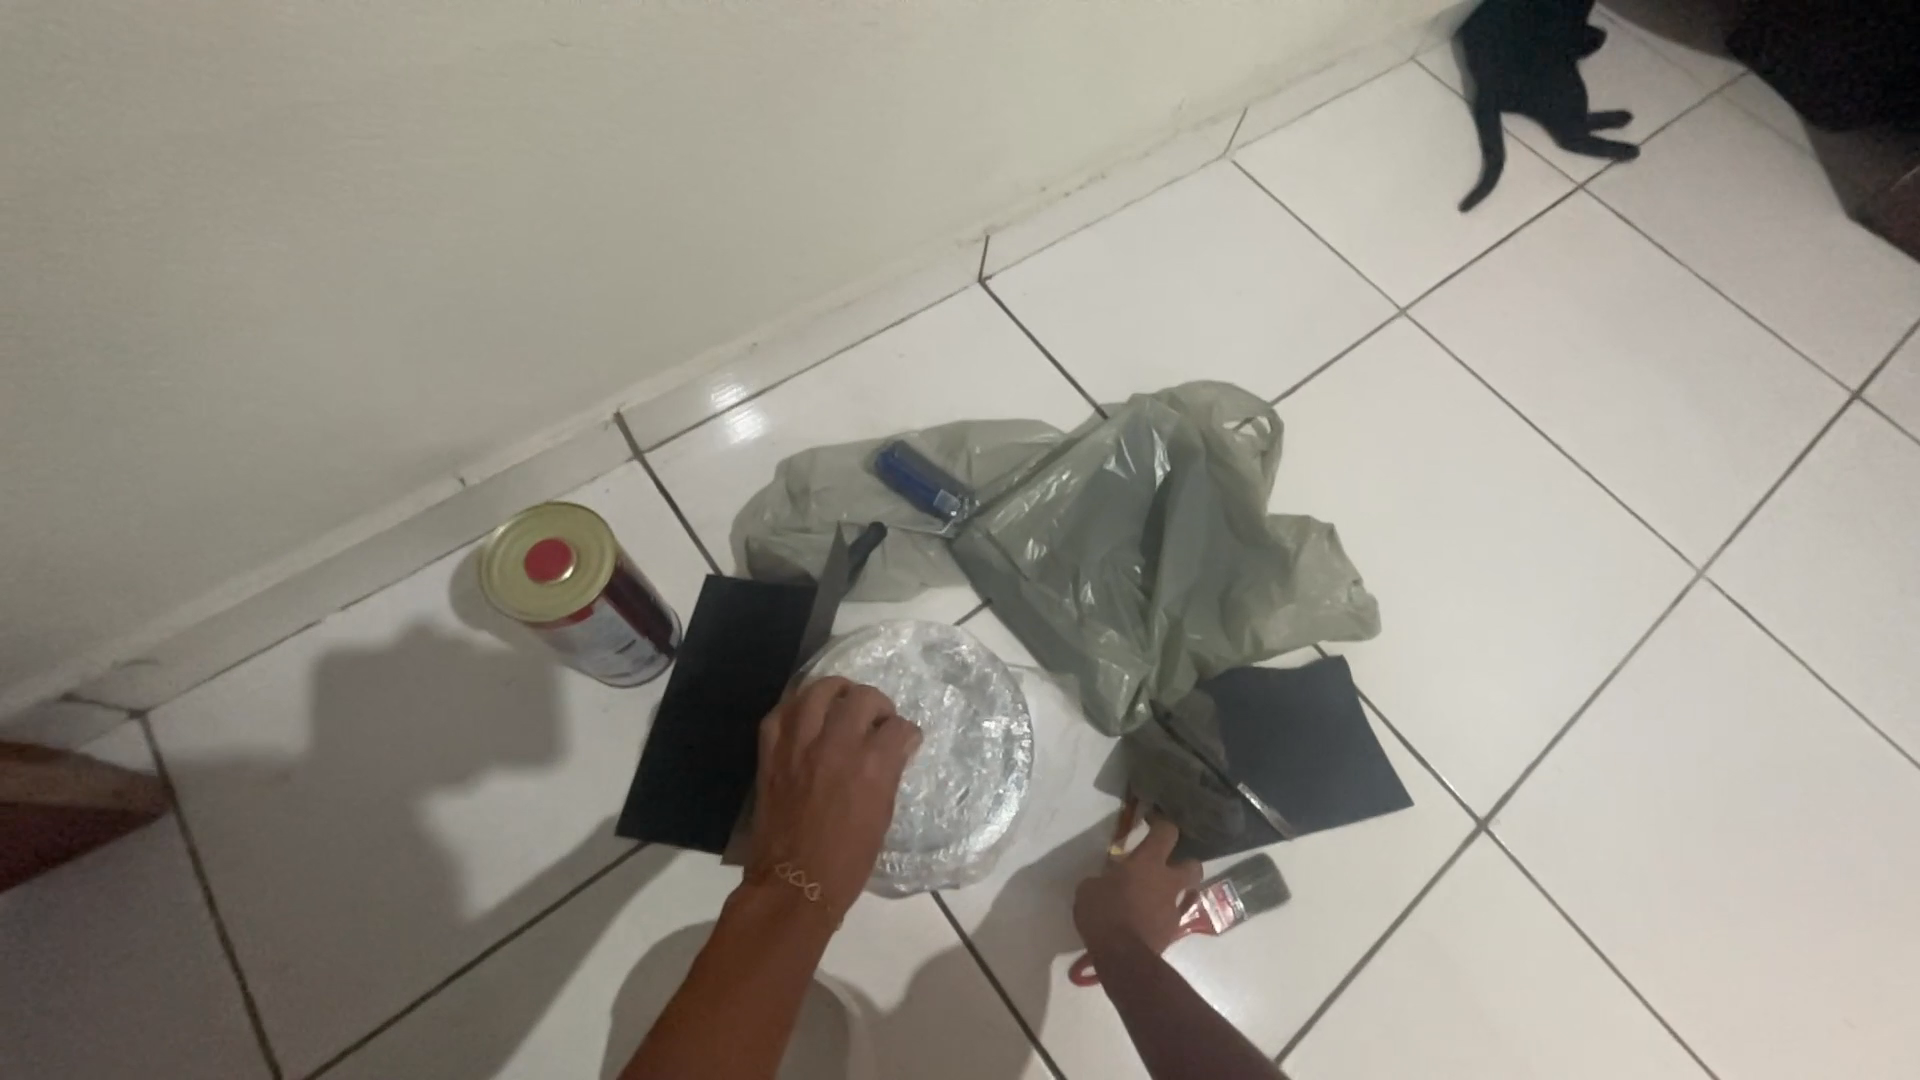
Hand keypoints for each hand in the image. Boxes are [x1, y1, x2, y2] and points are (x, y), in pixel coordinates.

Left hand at [745, 676, 922, 918]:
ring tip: (842, 700)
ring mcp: (799, 745)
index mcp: (872, 765)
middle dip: (877, 703)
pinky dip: (796, 708)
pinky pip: (782, 712)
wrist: (793, 884)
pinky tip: (806, 717)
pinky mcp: (772, 753)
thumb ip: (889, 772)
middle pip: (862, 697)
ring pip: (819, 691)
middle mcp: (836, 745)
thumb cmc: (848, 859)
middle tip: (877, 717)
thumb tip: (895, 748)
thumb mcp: (883, 814)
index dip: (906, 731)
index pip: (898, 726)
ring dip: (836, 691)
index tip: (905, 738)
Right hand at [1073, 818, 1203, 956]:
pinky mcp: (1172, 933)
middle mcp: (1167, 882)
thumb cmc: (1103, 913)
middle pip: (1193, 865)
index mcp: (1148, 862)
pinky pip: (1172, 917)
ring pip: (1186, 894)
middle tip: (1166, 866)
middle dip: (1184, 863)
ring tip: (1155, 896)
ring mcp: (1173, 909)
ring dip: (1174, 892)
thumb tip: (1106, 882)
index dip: (1162, 823)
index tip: (1152, 821)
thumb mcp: (1089, 888)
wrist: (1123, 958)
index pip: (1167, 832)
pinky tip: (1147, 920)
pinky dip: (1163, 916)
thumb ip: (1103, 879)